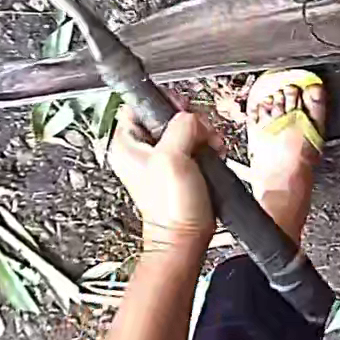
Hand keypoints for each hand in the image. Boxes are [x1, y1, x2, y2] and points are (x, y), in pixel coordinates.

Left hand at [105, 108, 218, 252]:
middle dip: (190, 120)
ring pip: (185, 127)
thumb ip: (182, 126)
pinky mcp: (180, 165)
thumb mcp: (172, 157)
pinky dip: (207, 145)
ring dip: (203, 134)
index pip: (140, 103)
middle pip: (168, 113)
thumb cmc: (170, 207)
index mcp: (126, 144)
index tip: (180, 109)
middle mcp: (141, 149)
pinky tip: (213, 153)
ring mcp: (162, 157)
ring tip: (209, 146)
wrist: (186, 238)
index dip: (163, 102)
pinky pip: (196, 142)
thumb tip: (192, 118)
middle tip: (199, 133)